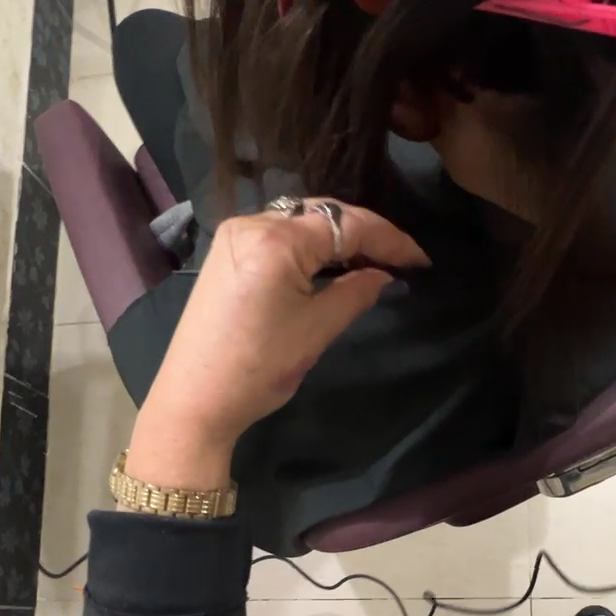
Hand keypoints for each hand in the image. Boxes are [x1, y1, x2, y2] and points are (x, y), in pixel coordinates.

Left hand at [124, 199, 429, 490]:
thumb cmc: (257, 369)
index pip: (346, 225)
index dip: (389, 240)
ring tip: (369, 264)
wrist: (194, 400)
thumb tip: (383, 275)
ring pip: (299, 224)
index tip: (421, 261)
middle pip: (322, 215)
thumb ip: (354, 294)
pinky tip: (327, 267)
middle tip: (398, 261)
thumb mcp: (315, 332)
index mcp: (276, 241)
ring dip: (335, 239)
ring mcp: (234, 237)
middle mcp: (252, 224)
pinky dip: (307, 248)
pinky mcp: (225, 256)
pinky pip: (277, 237)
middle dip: (364, 234)